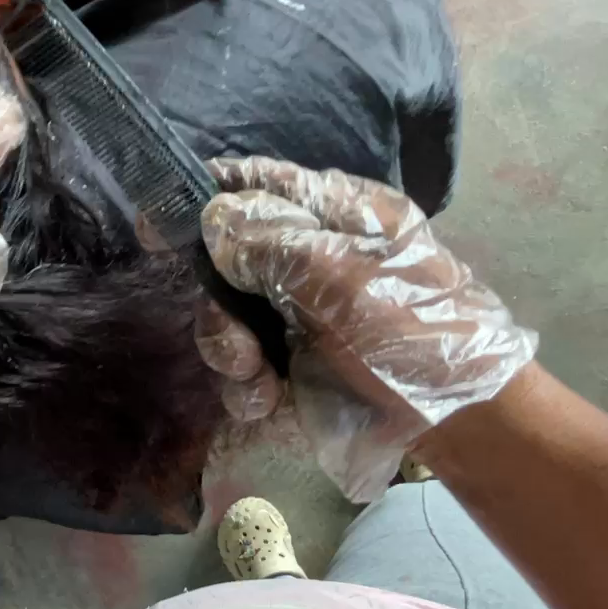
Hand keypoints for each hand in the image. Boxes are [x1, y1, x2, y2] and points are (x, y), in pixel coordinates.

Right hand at [200, 156, 536, 498]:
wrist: (452, 422)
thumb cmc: (412, 335)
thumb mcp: (343, 279)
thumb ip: (271, 245)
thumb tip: (212, 217)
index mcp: (335, 217)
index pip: (260, 186)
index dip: (207, 197)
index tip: (155, 221)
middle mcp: (307, 259)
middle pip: (224, 263)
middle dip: (218, 307)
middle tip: (235, 343)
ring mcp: (294, 314)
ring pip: (224, 319)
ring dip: (229, 353)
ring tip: (256, 378)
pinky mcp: (287, 362)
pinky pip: (239, 366)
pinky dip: (245, 387)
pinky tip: (268, 399)